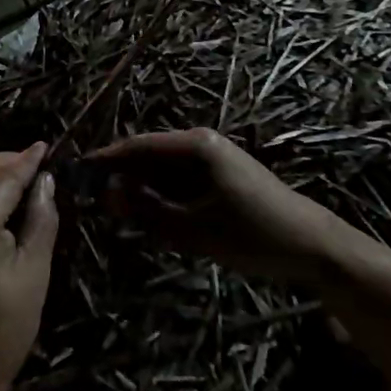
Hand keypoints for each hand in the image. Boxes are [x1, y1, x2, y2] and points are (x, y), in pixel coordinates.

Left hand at [0, 141, 58, 390]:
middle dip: (7, 162)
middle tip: (38, 166)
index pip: (6, 176)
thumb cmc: (2, 327)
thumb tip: (45, 181)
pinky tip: (4, 203)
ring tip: (25, 182)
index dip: (29, 160)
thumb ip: (40, 218)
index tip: (48, 146)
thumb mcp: (34, 270)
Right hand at [89, 129, 342, 281]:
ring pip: (164, 172)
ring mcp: (213, 160)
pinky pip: (181, 182)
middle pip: (150, 156)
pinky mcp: (221, 177)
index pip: (138, 146)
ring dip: (143, 191)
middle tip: (98, 205)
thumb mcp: (194, 229)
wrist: (312, 246)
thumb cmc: (252, 234)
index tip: (78, 174)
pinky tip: (153, 219)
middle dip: (124, 179)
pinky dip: (163, 198)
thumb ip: (148, 211)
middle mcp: (201, 144)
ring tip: (120, 215)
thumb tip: (109, 194)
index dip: (107, 160)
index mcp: (195, 145)